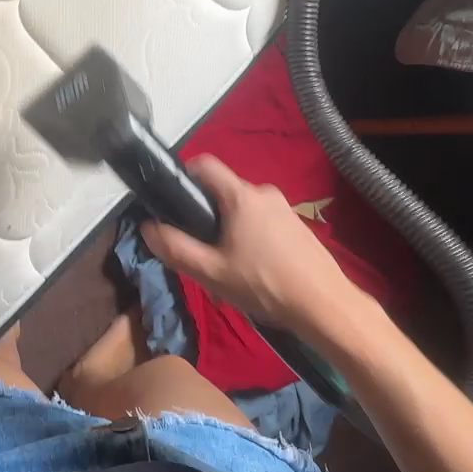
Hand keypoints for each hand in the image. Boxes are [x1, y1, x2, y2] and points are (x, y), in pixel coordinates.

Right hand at [140, 155, 370, 336]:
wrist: (325, 306)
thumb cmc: (264, 284)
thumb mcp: (211, 272)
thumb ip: (175, 248)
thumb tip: (148, 228)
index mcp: (241, 196)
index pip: (205, 165)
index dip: (184, 175)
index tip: (173, 199)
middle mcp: (264, 194)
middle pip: (223, 193)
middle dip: (207, 218)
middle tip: (200, 251)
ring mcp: (285, 210)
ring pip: (243, 212)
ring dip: (230, 233)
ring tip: (228, 270)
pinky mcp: (298, 227)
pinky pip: (263, 224)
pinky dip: (252, 241)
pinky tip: (254, 273)